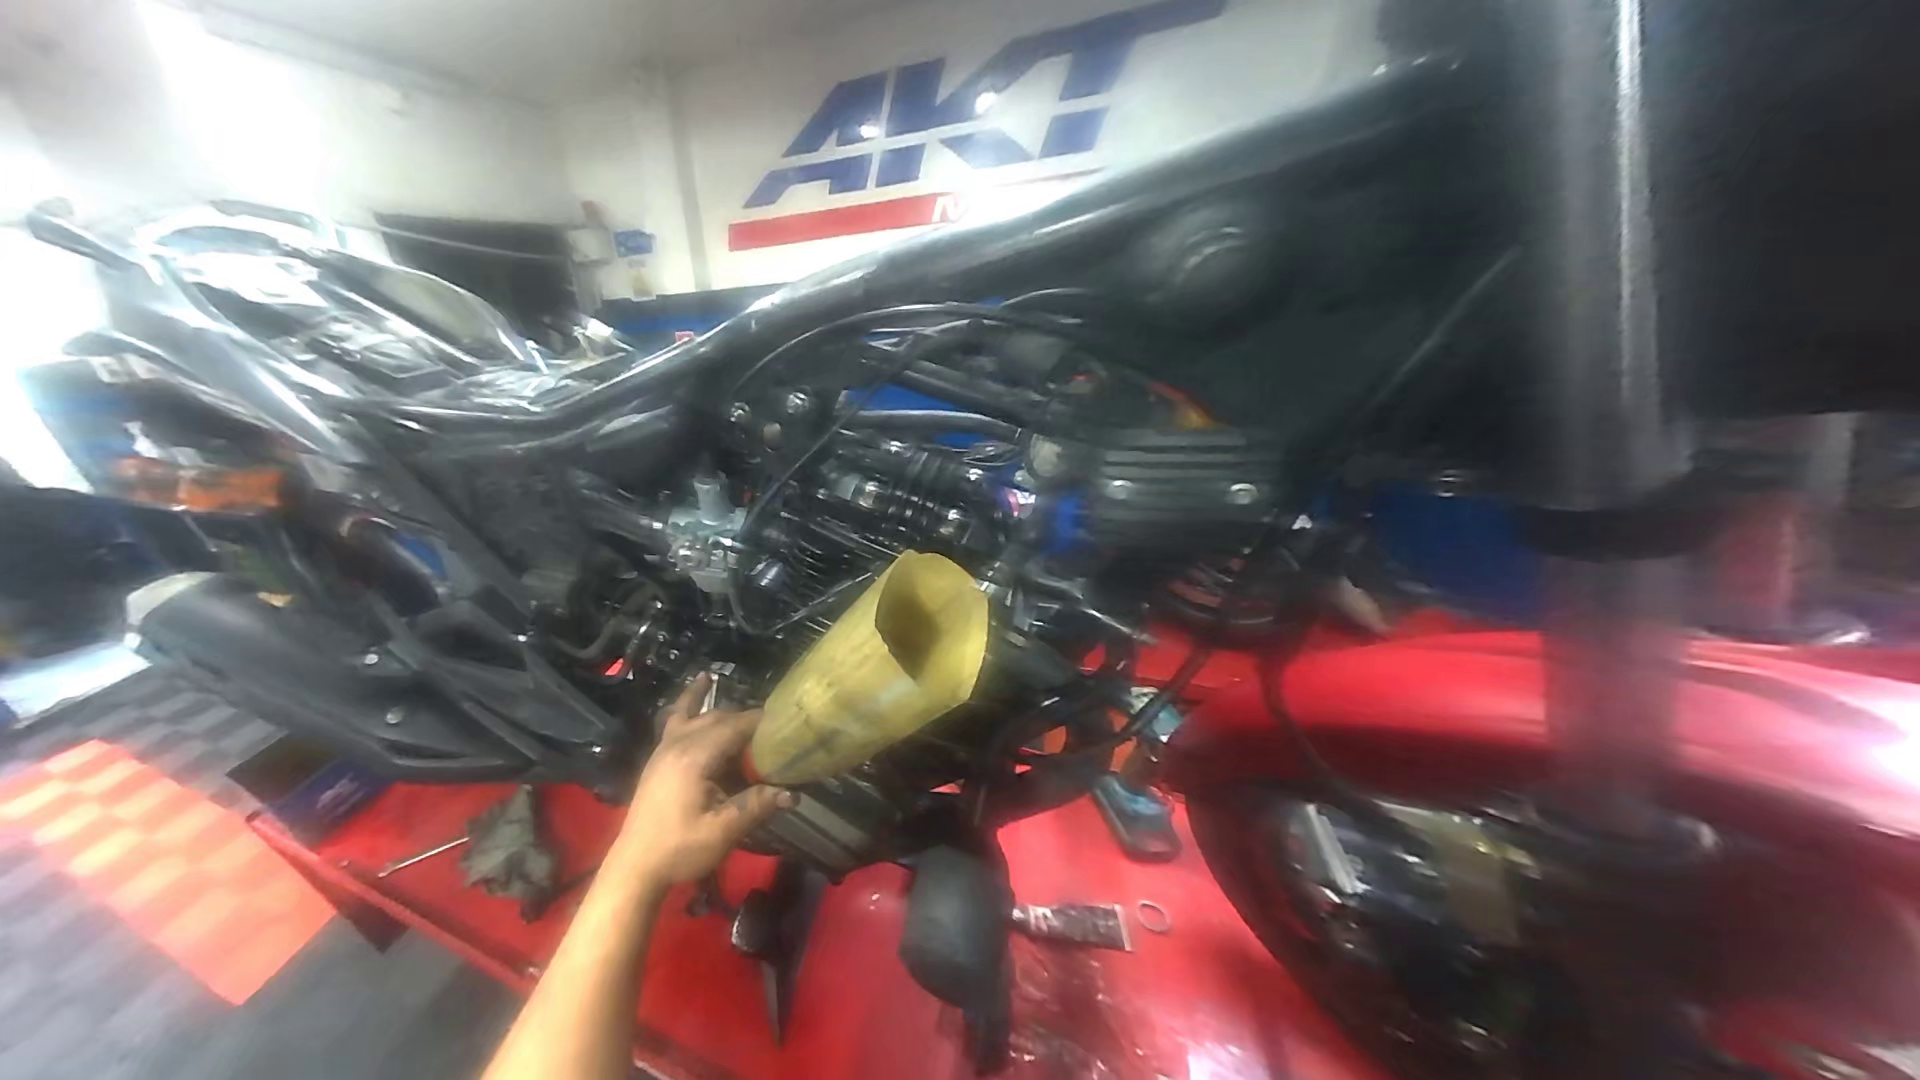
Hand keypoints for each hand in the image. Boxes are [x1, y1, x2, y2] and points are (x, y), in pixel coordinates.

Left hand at [613, 674, 792, 885]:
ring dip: (728, 714)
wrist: (634, 869)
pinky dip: (692, 697)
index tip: (789, 726)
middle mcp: (679, 743)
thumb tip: (794, 792)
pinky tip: (703, 679)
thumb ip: (757, 805)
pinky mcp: (660, 754)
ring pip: (704, 715)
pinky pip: (678, 716)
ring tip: (753, 721)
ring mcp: (666, 746)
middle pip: (722, 718)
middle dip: (750, 721)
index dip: (764, 723)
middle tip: (776, 735)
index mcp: (695, 757)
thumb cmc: (679, 850)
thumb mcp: (723, 830)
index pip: (737, 726)